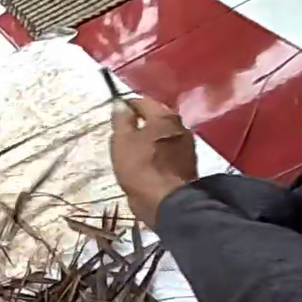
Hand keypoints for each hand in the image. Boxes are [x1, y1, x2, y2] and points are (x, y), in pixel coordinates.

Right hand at [110, 96, 196, 225]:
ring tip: (133, 149)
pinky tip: (147, 162)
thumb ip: (121, 120)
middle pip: (156, 117)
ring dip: (149, 138)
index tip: (115, 114)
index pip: (143, 100)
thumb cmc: (139, 167)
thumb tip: (120, 104)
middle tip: (123, 132)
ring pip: (162, 134)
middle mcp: (180, 125)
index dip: (127, 105)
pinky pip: (167, 150)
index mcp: (164, 116)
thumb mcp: (122, 140)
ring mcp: (186, 144)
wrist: (165, 200)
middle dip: (140, 122)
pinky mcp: (186, 162)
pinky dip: (157, 151)